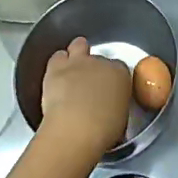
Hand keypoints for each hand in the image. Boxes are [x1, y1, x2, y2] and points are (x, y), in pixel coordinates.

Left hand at [38, 37, 131, 158]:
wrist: (76, 129)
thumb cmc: (103, 131)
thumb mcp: (120, 119)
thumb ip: (116, 104)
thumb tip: (109, 108)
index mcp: (120, 74)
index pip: (119, 68)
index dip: (112, 79)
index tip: (108, 90)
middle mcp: (99, 62)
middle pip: (98, 56)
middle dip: (95, 67)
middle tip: (90, 83)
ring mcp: (77, 62)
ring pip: (78, 46)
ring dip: (77, 55)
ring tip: (73, 71)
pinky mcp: (56, 67)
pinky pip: (58, 57)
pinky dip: (58, 64)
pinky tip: (57, 76)